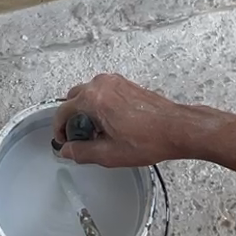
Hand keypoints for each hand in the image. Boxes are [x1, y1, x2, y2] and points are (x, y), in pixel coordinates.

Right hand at [52, 73, 219, 166]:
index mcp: (93, 99)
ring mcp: (114, 82)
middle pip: (73, 99)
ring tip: (97, 132)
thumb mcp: (109, 154)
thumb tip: (67, 151)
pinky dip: (98, 105)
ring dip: (85, 111)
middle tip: (79, 138)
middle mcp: (101, 85)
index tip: (63, 140)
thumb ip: (82, 152)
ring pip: (87, 94)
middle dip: (72, 119)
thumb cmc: (150, 138)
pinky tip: (110, 123)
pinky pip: (101, 92)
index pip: (63, 111)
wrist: (176, 128)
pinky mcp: (124, 84)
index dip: (59, 129)